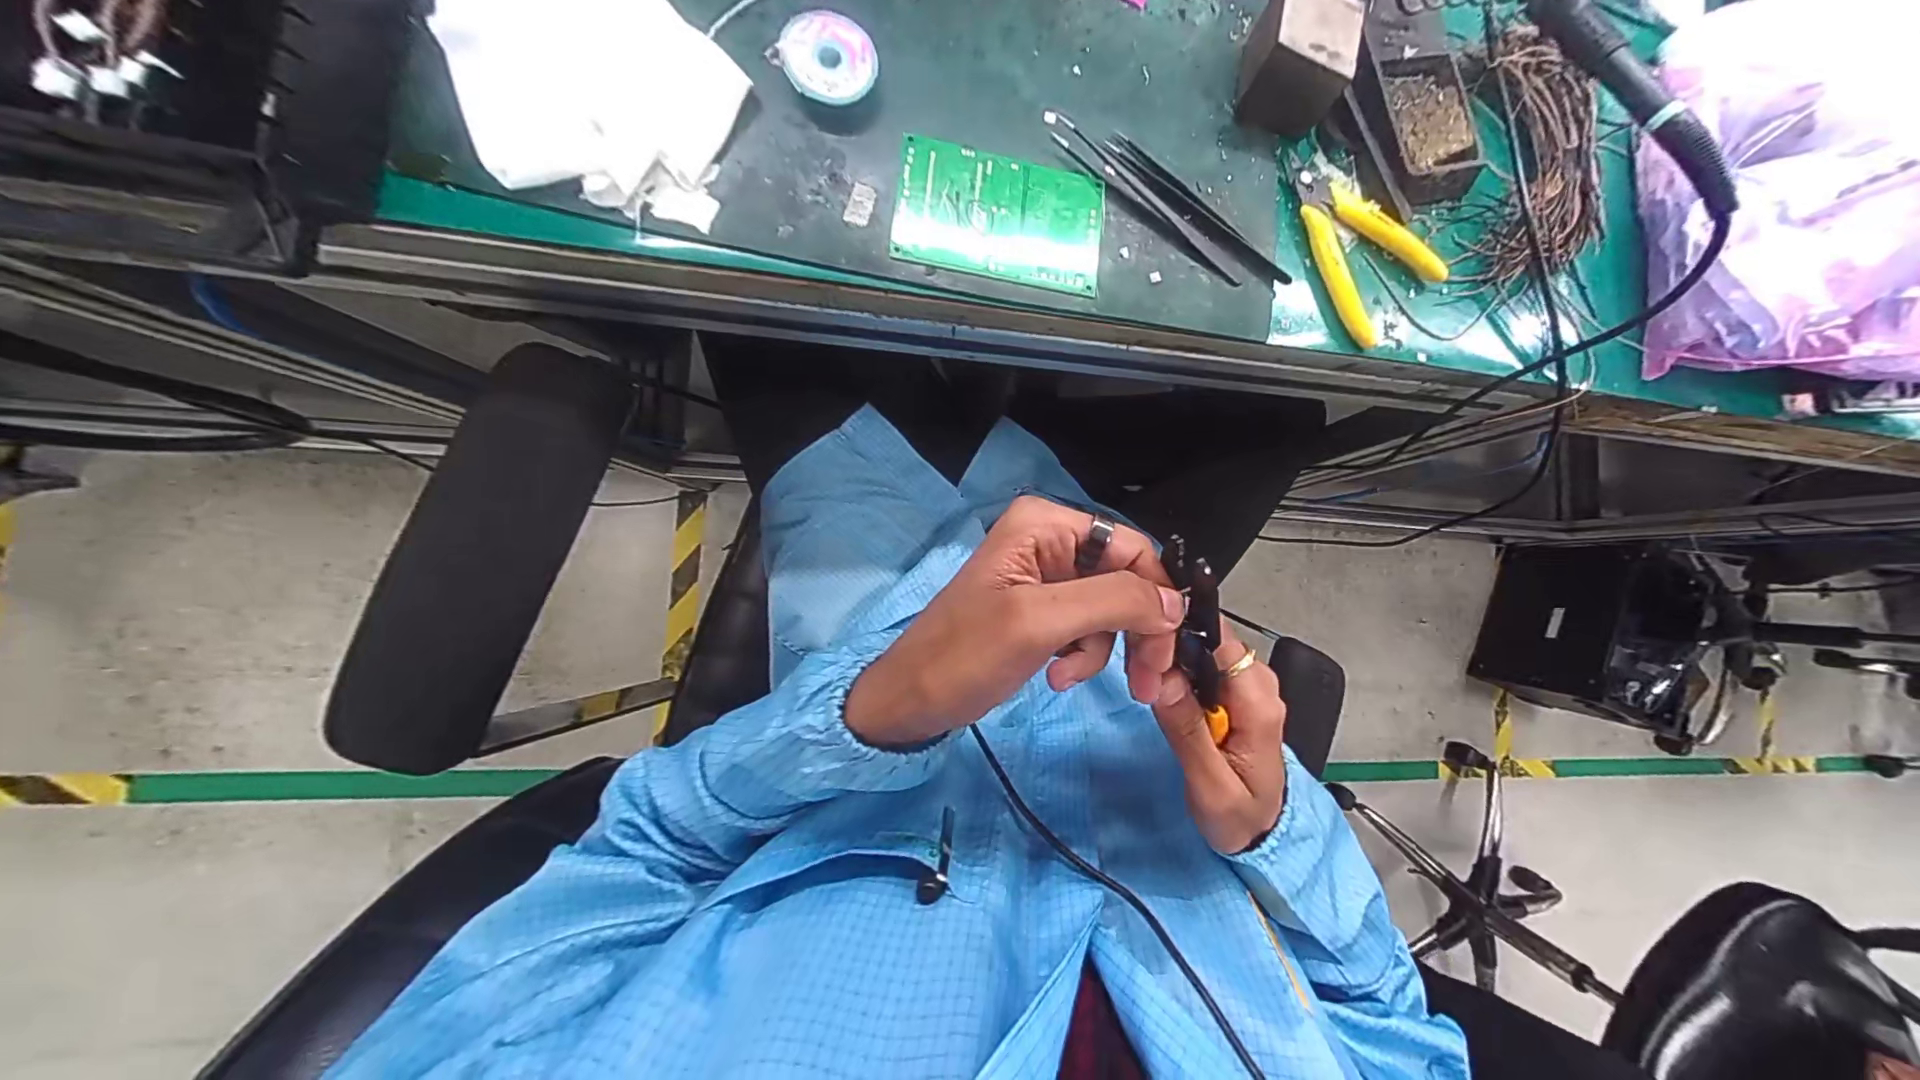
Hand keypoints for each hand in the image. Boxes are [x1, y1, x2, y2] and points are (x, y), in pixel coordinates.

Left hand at [845, 495, 1183, 748]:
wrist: (912, 700)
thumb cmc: (962, 655)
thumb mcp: (1038, 622)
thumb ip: (1112, 601)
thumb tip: (1176, 603)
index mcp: (1043, 524)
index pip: (1131, 548)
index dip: (1156, 595)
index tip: (1170, 647)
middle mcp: (1048, 540)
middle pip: (1126, 580)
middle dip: (1136, 630)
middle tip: (1147, 681)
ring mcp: (1045, 577)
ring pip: (1112, 608)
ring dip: (1103, 649)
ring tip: (1067, 676)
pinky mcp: (1042, 611)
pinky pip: (1088, 628)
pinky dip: (1082, 656)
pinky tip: (1056, 674)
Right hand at [1151, 623, 1287, 853]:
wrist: (1262, 835)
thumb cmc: (1240, 818)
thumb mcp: (1210, 786)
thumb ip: (1188, 732)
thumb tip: (1164, 678)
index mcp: (1260, 705)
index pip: (1219, 642)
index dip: (1180, 638)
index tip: (1147, 656)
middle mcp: (1259, 685)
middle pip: (1210, 637)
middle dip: (1170, 647)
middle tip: (1141, 675)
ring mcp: (1248, 684)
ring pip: (1203, 645)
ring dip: (1170, 657)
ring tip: (1147, 682)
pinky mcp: (1233, 689)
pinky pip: (1202, 661)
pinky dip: (1177, 667)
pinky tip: (1160, 685)